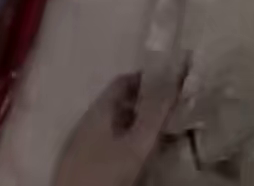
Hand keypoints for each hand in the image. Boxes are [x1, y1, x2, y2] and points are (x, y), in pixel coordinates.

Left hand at [52, 67, 183, 185]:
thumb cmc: (106, 177)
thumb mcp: (138, 143)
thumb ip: (157, 110)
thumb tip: (176, 77)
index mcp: (96, 112)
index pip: (122, 81)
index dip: (147, 78)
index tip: (170, 83)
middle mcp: (85, 125)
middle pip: (118, 105)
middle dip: (145, 105)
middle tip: (169, 111)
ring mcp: (78, 151)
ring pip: (112, 128)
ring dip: (135, 127)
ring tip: (158, 136)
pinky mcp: (78, 172)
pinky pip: (106, 148)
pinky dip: (124, 146)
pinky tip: (137, 160)